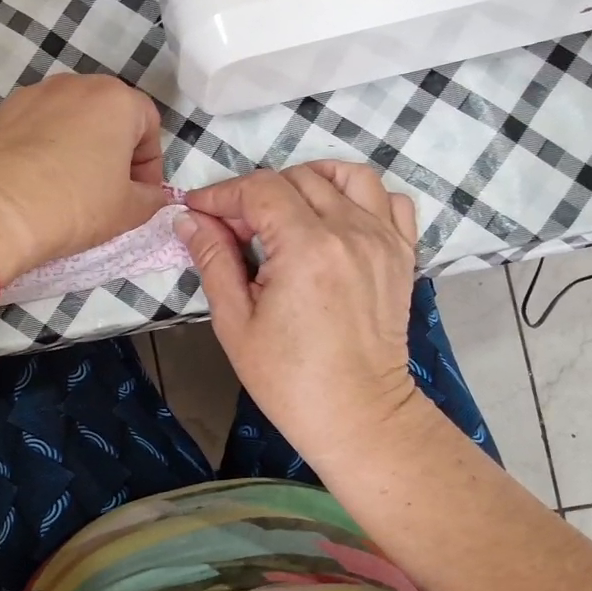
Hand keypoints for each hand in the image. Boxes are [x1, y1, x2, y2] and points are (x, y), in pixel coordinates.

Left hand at [0, 74, 169, 280]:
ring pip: (64, 121)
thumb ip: (151, 198)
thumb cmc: (73, 206)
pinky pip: (28, 131)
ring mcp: (28, 96)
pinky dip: (36, 152)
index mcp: (114, 99)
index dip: (149, 164)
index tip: (140, 195)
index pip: (148, 124)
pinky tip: (30, 186)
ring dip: (72, 148)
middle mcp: (72, 85)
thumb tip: (153, 195)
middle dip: (111, 151)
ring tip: (64, 190)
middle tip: (105, 193)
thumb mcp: (127, 211)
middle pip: (104, 116)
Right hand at [176, 161, 420, 456]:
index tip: (197, 210)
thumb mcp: (235, 322)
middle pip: (298, 178)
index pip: (259, 190)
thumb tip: (189, 220)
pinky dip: (359, 196)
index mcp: (306, 248)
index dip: (221, 194)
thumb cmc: (288, 378)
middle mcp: (350, 232)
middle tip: (232, 227)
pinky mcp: (402, 254)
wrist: (357, 414)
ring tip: (284, 212)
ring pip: (346, 176)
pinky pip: (389, 200)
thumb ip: (213, 260)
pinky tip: (333, 220)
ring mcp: (383, 240)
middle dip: (256, 193)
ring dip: (308, 182)